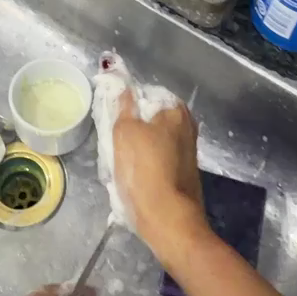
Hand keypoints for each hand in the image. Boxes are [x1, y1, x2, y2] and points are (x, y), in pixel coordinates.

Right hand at [111, 89, 204, 255]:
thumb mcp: (124, 130)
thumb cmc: (144, 171)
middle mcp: (186, 124)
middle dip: (127, 128)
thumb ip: (121, 101)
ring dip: (132, 148)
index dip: (122, 106)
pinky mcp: (182, 171)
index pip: (140, 94)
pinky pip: (155, 158)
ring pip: (148, 139)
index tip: (110, 123)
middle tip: (113, 146)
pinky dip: (143, 164)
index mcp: (175, 108)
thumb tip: (116, 74)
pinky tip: (133, 178)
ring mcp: (186, 149)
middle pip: (145, 117)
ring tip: (121, 166)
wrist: (169, 221)